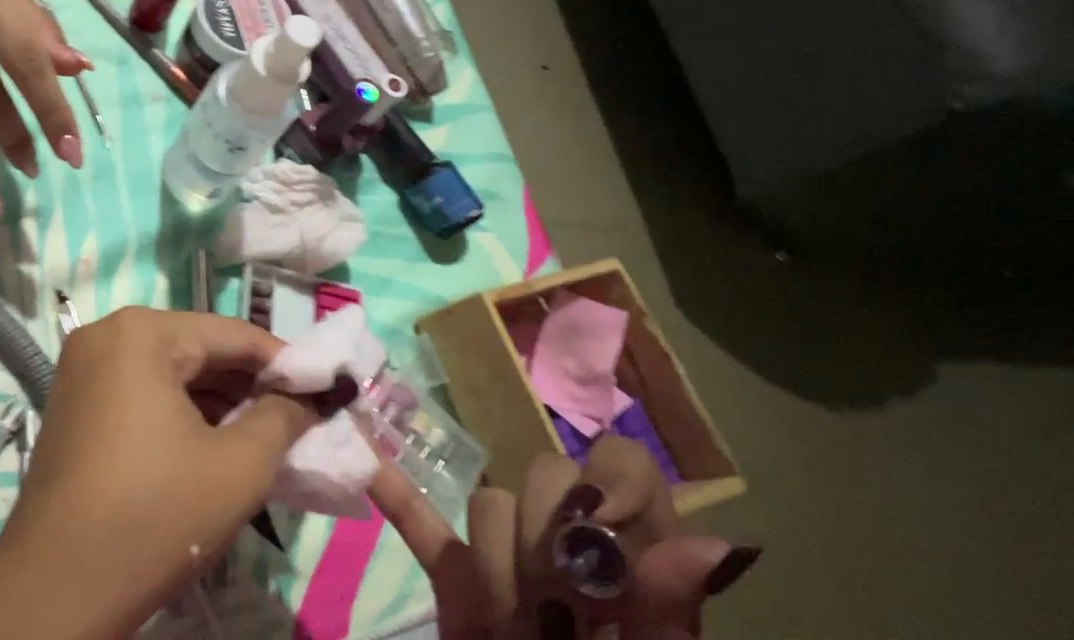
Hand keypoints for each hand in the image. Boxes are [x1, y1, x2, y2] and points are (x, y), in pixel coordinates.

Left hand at [0, 309, 320, 631]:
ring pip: (170, 372)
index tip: (327, 391)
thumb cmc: (155, 514)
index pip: (233, 334)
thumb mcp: (239, 466)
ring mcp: (83, 369)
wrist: (59, 584)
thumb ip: (283, 418)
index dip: (286, 363)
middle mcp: (106, 334)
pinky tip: (216, 445)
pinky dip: (182, 414)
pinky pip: (142, 393)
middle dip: (251, 385)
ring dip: (219, 402)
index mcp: (141, 332)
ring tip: (267, 438)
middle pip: (199, 349)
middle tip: (300, 420)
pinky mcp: (75, 403)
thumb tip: (310, 396)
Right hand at [372, 436, 760, 638]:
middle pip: (550, 475)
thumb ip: (669, 612)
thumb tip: (715, 549)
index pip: (624, 466)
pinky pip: (425, 531)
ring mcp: (508, 558)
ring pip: (490, 506)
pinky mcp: (457, 580)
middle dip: (552, 538)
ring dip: (499, 568)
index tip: (607, 532)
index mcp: (639, 557)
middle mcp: (574, 541)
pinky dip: (400, 500)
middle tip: (561, 607)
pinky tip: (374, 470)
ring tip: (513, 628)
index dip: (616, 480)